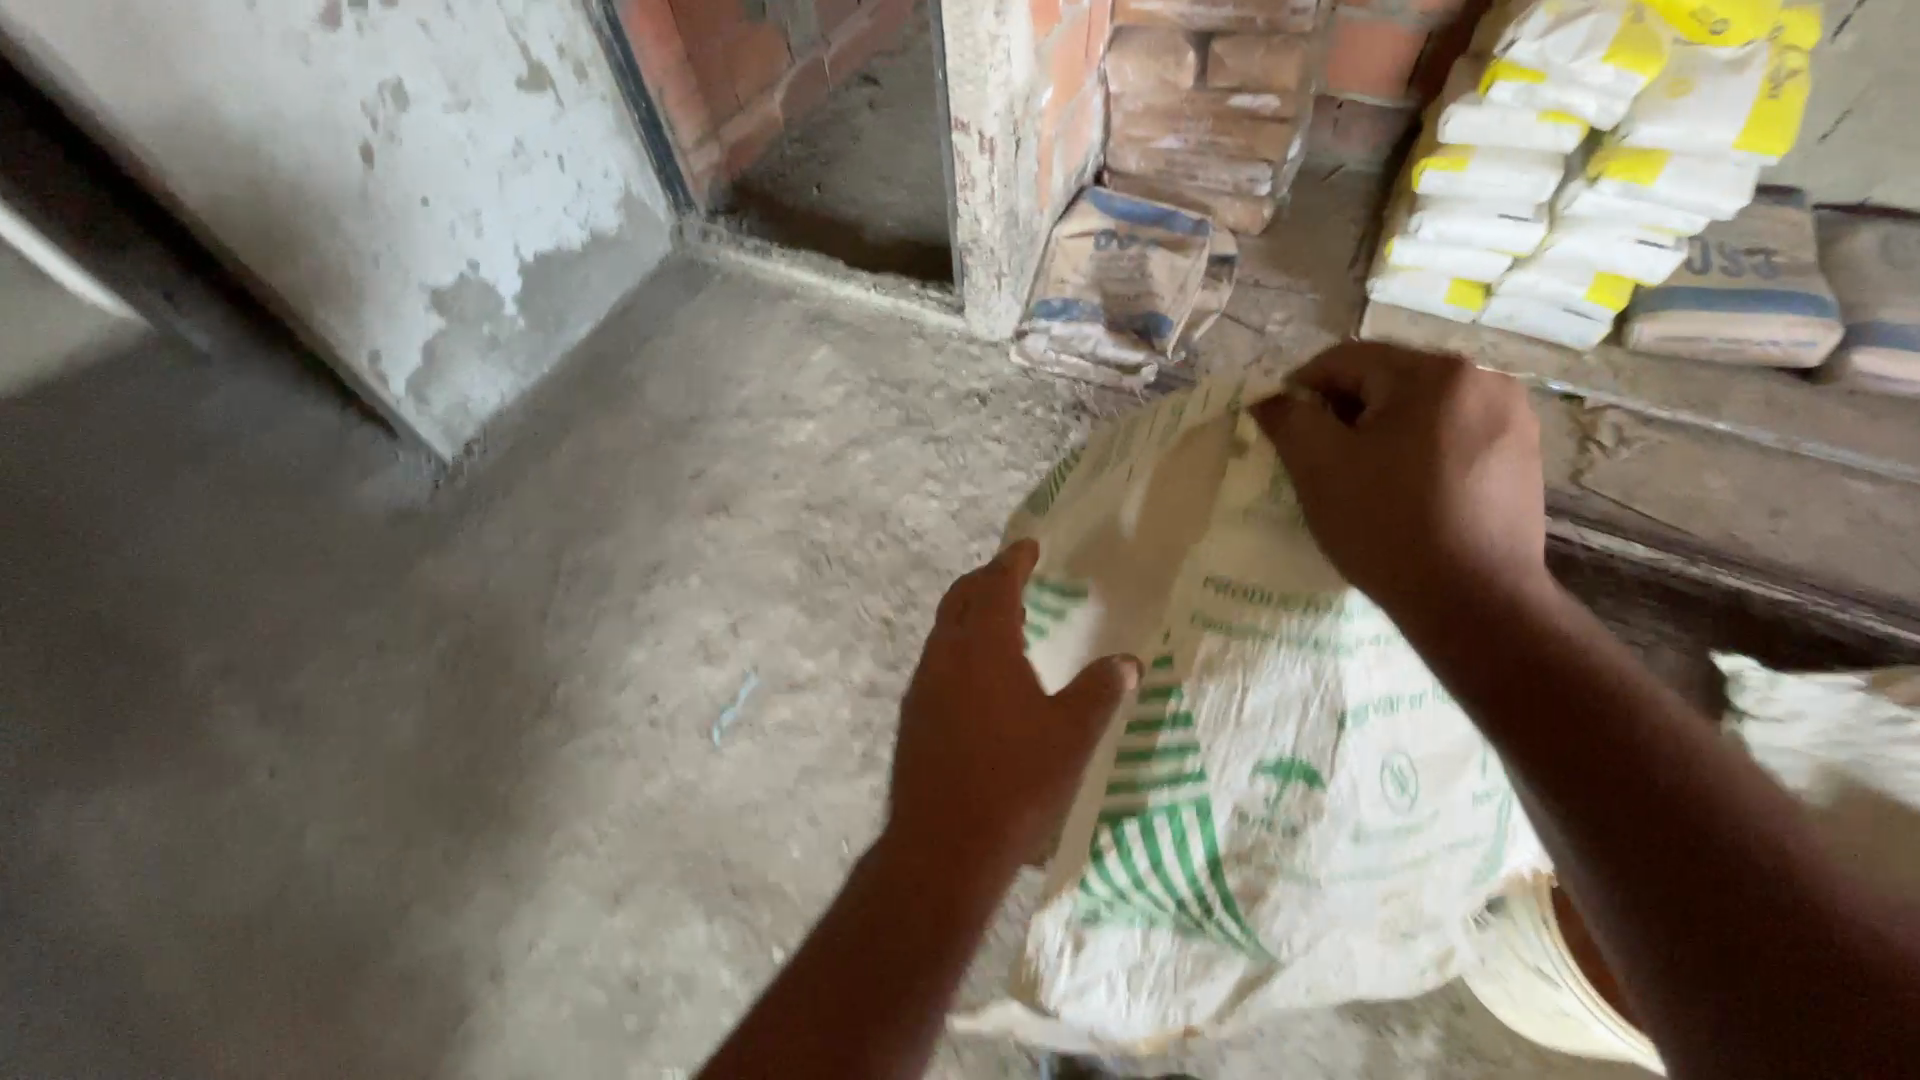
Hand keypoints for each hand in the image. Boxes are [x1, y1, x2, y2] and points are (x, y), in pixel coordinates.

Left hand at [887, 540, 1139, 883]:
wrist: (943, 844)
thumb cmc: (1015, 782)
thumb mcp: (1071, 736)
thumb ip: (1100, 691)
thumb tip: (1126, 662)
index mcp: (984, 646)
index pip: (996, 586)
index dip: (1013, 561)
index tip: (1028, 547)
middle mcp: (945, 656)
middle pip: (960, 599)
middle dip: (985, 581)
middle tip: (1012, 576)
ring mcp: (922, 687)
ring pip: (944, 632)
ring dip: (970, 617)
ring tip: (1003, 626)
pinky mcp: (912, 718)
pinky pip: (936, 664)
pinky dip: (959, 651)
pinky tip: (980, 681)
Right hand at [1252, 342, 1549, 616]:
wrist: (1475, 601)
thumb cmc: (1387, 526)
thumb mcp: (1318, 468)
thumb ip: (1288, 418)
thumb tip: (1270, 397)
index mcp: (1433, 372)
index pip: (1345, 360)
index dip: (1301, 388)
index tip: (1281, 428)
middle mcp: (1484, 378)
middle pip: (1388, 380)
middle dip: (1345, 412)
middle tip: (1319, 460)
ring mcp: (1512, 417)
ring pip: (1422, 408)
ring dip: (1383, 432)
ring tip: (1363, 479)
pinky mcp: (1523, 455)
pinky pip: (1454, 434)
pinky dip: (1420, 451)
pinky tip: (1407, 492)